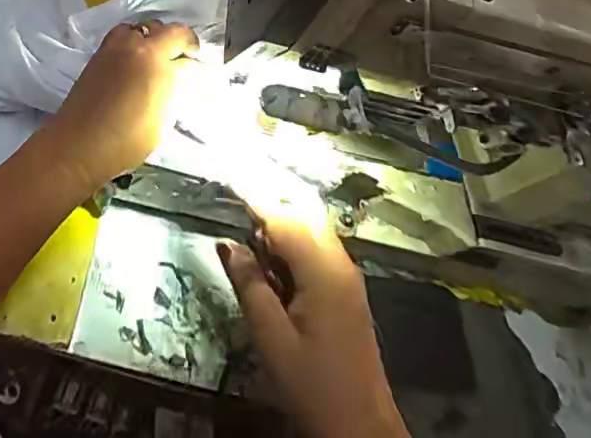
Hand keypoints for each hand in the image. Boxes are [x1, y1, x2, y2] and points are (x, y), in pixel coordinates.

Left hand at [45, 19, 197, 192]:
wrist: (76, 149)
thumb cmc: (127, 139)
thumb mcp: (164, 115)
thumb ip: (176, 85)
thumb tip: (182, 71)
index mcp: (153, 55)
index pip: (182, 36)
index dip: (193, 47)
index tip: (196, 61)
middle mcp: (133, 44)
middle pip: (162, 28)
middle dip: (174, 41)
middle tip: (178, 61)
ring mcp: (112, 48)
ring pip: (139, 28)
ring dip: (151, 39)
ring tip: (154, 60)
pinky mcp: (97, 57)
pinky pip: (122, 38)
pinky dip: (132, 44)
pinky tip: (134, 65)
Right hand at [218, 216, 407, 437]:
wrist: (361, 424)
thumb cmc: (313, 385)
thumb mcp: (272, 340)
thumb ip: (250, 287)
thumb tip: (228, 245)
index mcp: (323, 269)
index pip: (286, 219)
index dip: (257, 199)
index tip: (234, 178)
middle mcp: (340, 261)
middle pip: (304, 216)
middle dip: (272, 207)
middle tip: (239, 207)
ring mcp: (348, 274)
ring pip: (314, 231)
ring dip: (284, 226)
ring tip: (253, 236)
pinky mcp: (348, 288)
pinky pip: (320, 250)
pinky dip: (296, 245)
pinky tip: (277, 263)